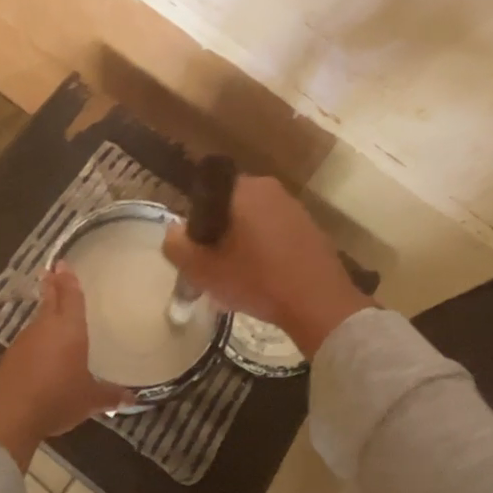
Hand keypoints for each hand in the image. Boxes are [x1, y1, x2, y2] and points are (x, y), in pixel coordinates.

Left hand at [0, 265, 131, 468]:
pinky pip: (28, 340)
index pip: (70, 296)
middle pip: (50, 300)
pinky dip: (35, 337)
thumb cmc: (56, 398)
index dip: (69, 279)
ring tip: (51, 308)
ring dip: (44, 311)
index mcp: (69, 328)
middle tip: (53, 271)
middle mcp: (45, 327)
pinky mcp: (9, 358)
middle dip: (53, 285)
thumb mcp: (89, 400)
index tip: (63, 262)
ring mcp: (23, 341)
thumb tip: (132, 398)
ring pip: (38, 319)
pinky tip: (39, 349)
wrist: (7, 416)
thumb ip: (110, 396)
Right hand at [163, 175, 371, 355]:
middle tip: (214, 268)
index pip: (205, 194)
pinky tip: (265, 281)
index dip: (196, 222)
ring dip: (243, 245)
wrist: (319, 304)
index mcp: (242, 188)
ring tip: (239, 279)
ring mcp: (294, 208)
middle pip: (230, 209)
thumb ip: (177, 245)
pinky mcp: (311, 229)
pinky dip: (266, 252)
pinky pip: (276, 235)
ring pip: (254, 223)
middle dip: (219, 235)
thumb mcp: (202, 269)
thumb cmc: (256, 279)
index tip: (198, 251)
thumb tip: (174, 232)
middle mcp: (269, 188)